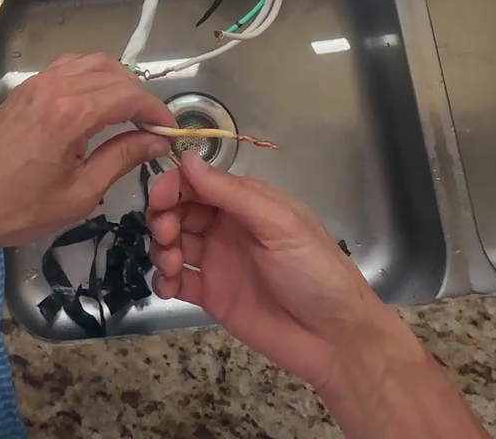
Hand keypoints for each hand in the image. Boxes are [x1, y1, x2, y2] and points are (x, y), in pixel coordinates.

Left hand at [0, 53, 174, 258]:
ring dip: (117, 82)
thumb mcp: (79, 194)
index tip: (170, 133)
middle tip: (151, 129)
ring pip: (92, 62)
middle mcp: (56, 85)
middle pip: (114, 71)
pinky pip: (69, 68)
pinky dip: (92, 77)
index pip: (130, 95)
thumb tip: (156, 141)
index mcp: (71, 112)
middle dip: (140, 96)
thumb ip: (122, 159)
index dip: (157, 111)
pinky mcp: (25, 88)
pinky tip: (96, 107)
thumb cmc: (16, 209)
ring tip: (127, 117)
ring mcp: (37, 82)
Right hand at [147, 152, 414, 394]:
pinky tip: (168, 286)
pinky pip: (177, 281)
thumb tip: (188, 157)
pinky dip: (164, 280)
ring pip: (173, 243)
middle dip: (164, 217)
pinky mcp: (211, 295)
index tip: (160, 199)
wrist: (335, 340)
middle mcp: (227, 225)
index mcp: (245, 201)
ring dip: (162, 248)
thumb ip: (230, 192)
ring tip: (172, 265)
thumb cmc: (314, 270)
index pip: (199, 182)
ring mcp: (217, 260)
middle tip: (167, 236)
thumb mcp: (278, 223)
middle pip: (180, 210)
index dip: (175, 185)